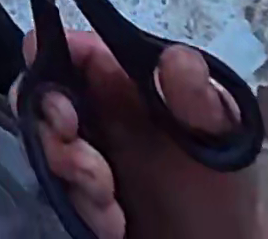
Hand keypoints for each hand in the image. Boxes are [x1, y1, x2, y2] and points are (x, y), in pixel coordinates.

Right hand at [19, 32, 258, 238]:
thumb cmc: (221, 175)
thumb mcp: (220, 129)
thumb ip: (198, 93)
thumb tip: (174, 58)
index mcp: (123, 77)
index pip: (75, 47)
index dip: (52, 52)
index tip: (60, 86)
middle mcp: (96, 106)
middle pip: (45, 91)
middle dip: (50, 116)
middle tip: (73, 138)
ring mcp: (85, 149)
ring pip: (46, 140)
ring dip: (67, 166)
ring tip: (107, 197)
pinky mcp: (79, 193)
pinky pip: (57, 188)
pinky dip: (78, 204)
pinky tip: (110, 221)